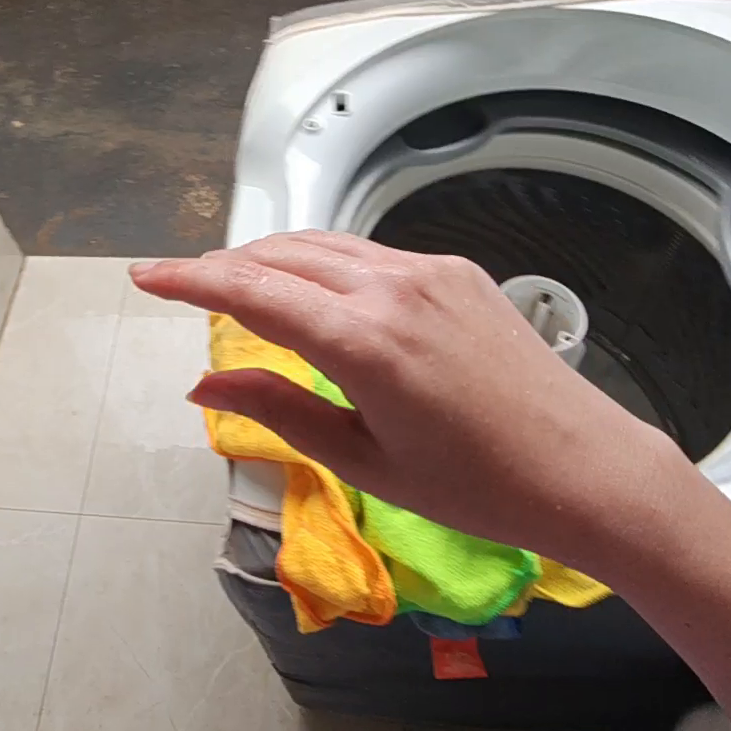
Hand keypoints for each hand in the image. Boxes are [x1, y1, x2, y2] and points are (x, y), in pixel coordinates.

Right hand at [130, 231, 690, 571]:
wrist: (585, 468)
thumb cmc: (472, 487)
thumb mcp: (362, 460)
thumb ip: (275, 409)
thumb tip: (203, 382)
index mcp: (363, 342)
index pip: (252, 291)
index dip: (188, 279)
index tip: (145, 274)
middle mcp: (392, 286)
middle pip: (281, 253)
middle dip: (225, 264)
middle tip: (187, 288)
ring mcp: (428, 269)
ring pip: (322, 244)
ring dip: (270, 258)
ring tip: (239, 285)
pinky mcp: (454, 268)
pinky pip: (365, 253)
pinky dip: (320, 263)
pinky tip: (314, 291)